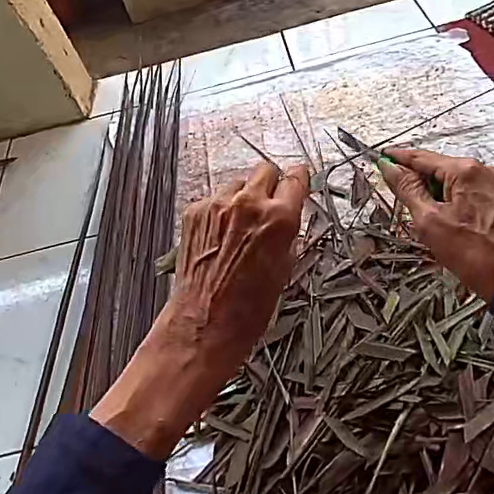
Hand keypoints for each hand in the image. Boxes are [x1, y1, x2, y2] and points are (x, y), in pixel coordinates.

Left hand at [90, 160, 309, 457]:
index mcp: (279, 218)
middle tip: (269, 203)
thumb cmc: (249, 307)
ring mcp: (217, 205)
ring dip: (243, 197)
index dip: (298, 180)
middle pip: (265, 170)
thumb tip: (288, 217)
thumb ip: (287, 234)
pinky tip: (220, 237)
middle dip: (271, 184)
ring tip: (240, 226)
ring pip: (238, 184)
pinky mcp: (195, 212)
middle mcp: (248, 204)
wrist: (204, 323)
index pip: (296, 179)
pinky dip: (220, 211)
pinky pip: (214, 200)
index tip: (298, 180)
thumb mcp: (285, 268)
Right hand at [377, 149, 493, 301]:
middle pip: (440, 168)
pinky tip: (448, 220)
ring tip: (424, 215)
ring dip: (437, 193)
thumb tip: (390, 168)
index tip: (382, 158)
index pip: (422, 157)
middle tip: (398, 193)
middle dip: (418, 180)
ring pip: (456, 183)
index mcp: (465, 170)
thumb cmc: (473, 253)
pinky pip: (471, 193)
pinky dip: (455, 201)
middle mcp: (485, 172)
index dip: (398, 158)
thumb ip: (407, 189)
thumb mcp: (429, 220)